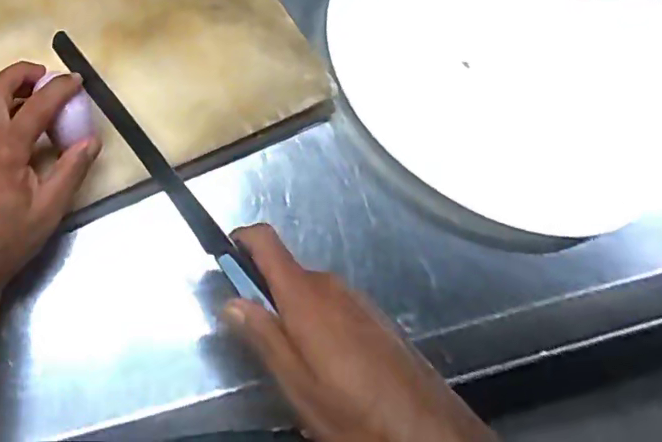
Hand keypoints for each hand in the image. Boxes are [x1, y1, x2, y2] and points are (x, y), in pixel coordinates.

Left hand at [0, 61, 101, 298]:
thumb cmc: (9, 239)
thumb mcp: (49, 209)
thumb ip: (71, 170)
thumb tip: (92, 140)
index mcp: (6, 148)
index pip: (36, 105)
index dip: (59, 88)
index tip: (78, 80)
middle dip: (23, 72)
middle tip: (50, 77)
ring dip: (14, 86)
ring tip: (43, 94)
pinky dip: (8, 103)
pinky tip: (30, 120)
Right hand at [224, 224, 495, 441]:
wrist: (434, 435)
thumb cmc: (357, 412)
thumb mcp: (298, 384)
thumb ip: (262, 335)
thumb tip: (231, 301)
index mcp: (304, 294)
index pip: (265, 239)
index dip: (241, 239)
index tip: (227, 256)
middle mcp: (330, 285)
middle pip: (286, 271)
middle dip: (270, 296)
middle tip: (266, 341)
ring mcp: (357, 299)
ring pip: (311, 292)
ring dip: (298, 314)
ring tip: (305, 364)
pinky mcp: (377, 317)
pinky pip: (335, 306)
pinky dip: (324, 324)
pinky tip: (336, 368)